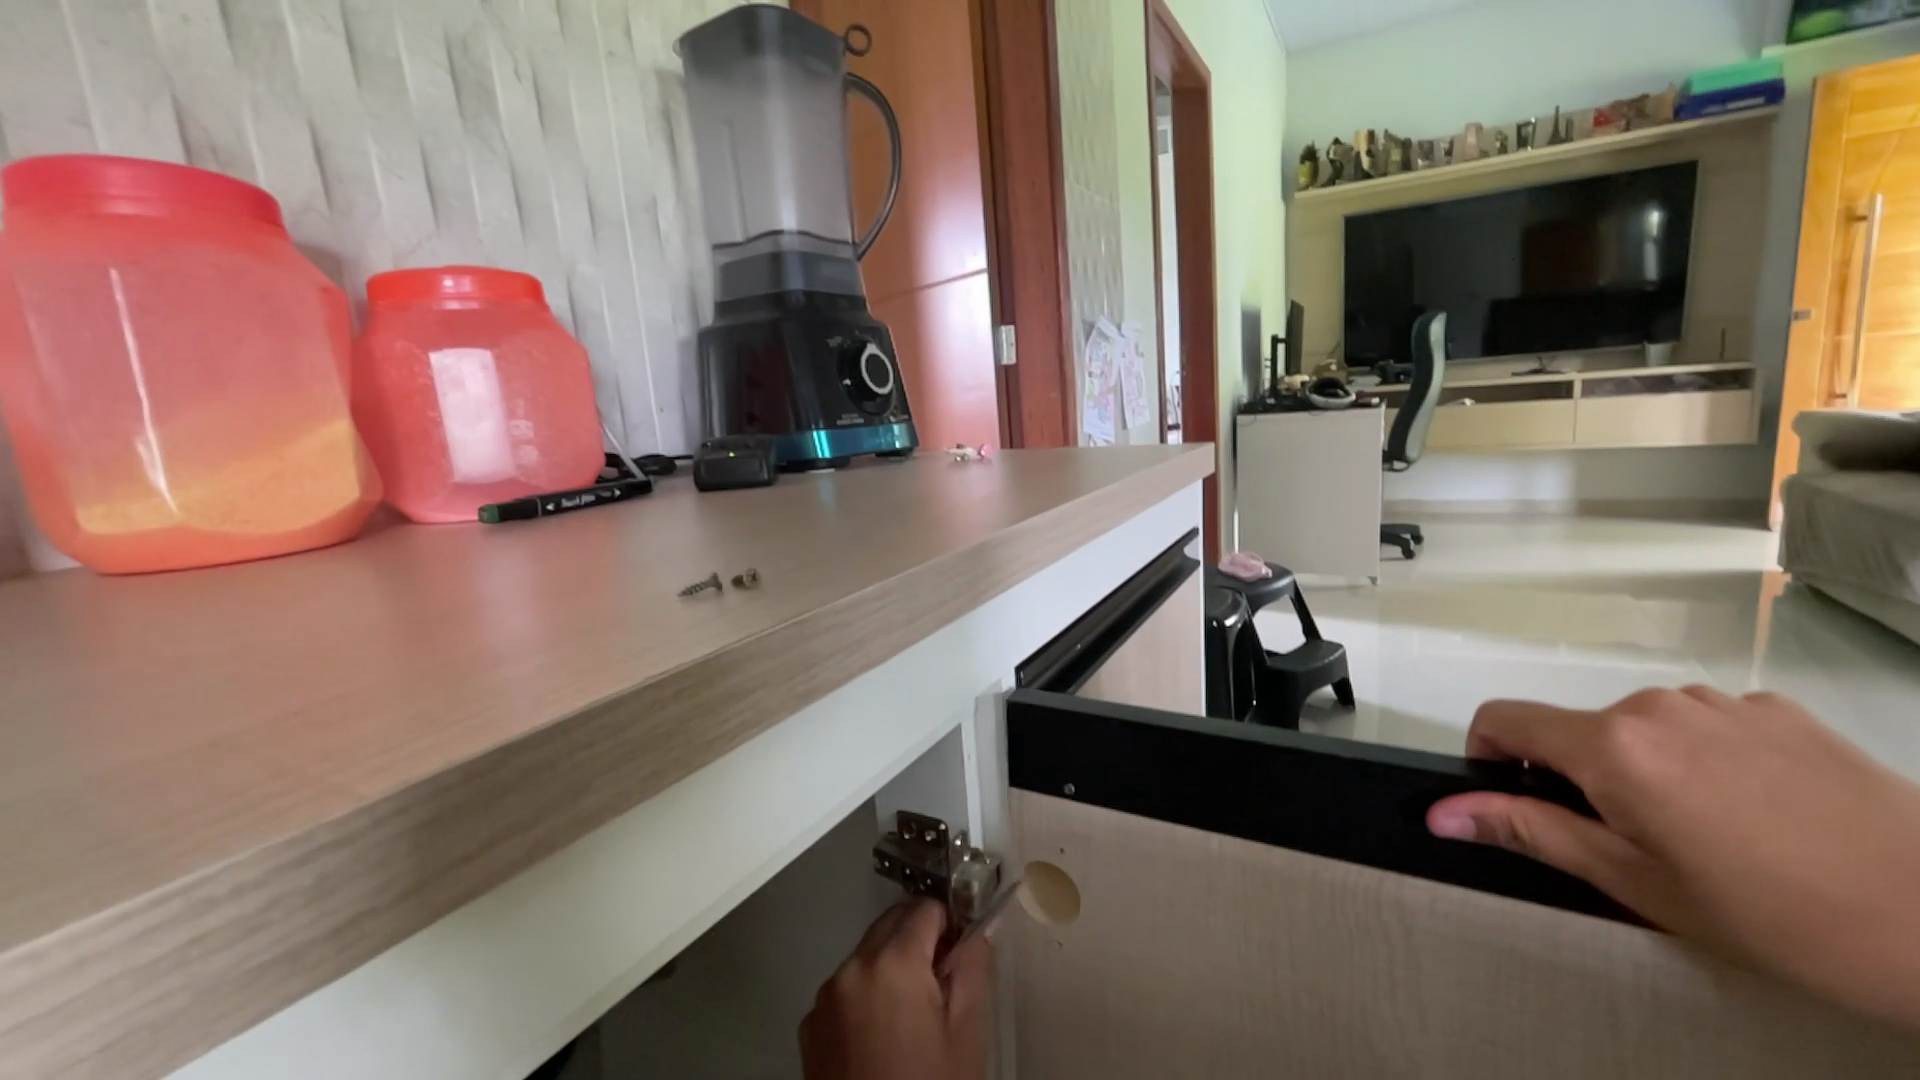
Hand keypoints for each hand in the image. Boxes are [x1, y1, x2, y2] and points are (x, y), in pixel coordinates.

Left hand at [801, 899, 992, 1079]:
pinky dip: (866, 995)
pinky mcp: (810, 1027)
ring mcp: (824, 998)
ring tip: (914, 1015)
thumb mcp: (966, 1031)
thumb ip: (973, 967)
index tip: (962, 949)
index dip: (950, 923)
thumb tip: (978, 927)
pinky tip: (883, 1036)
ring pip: (866, 955)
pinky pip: (845, 990)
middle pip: (891, 924)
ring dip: (891, 965)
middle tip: (943, 981)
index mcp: (892, 962)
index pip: (925, 908)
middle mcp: (850, 968)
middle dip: (919, 939)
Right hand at [1428, 686, 1919, 1030]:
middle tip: (1636, 847)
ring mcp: (1723, 702)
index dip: (1488, 758)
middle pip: (1577, 729)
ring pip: (1642, 727)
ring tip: (1708, 833)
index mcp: (1611, 745)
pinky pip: (1706, 723)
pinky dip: (1704, 757)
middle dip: (1582, 778)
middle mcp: (1656, 704)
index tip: (1518, 805)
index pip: (1502, 719)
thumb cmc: (1774, 917)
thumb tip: (1441, 812)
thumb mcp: (1634, 883)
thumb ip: (1529, 831)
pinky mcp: (1781, 710)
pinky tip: (1758, 811)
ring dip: (1644, 767)